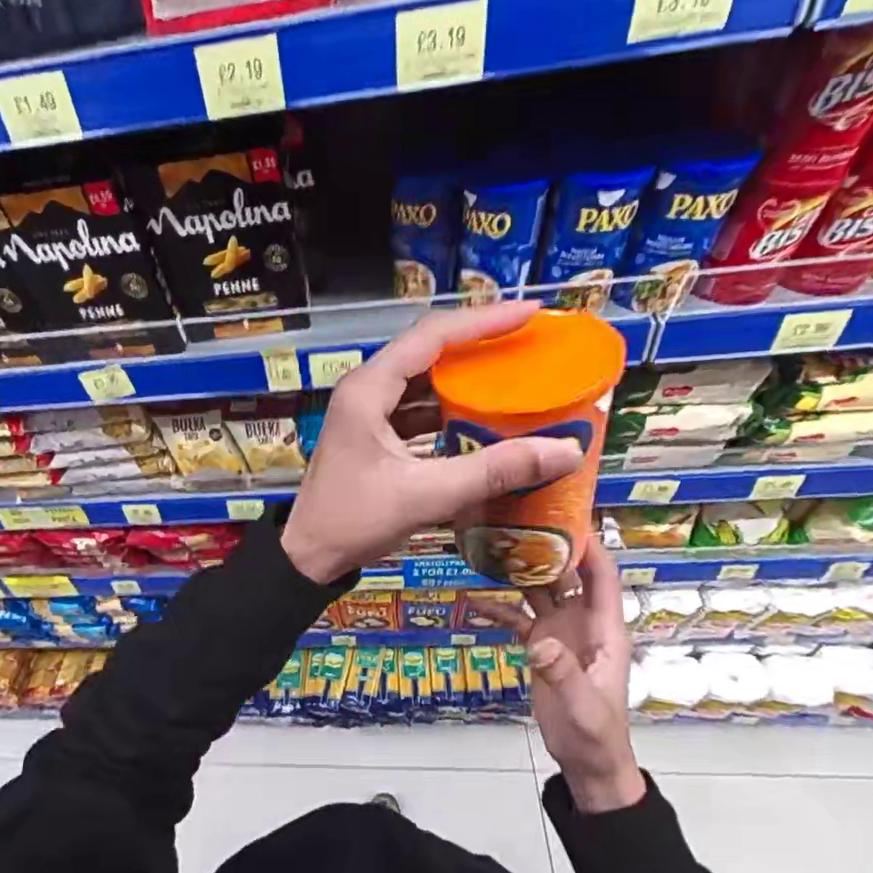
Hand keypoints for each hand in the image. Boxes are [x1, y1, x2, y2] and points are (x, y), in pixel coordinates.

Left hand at [279, 301, 584, 583]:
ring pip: (423, 381)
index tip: (530, 313)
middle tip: (527, 342)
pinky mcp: (374, 437)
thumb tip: (564, 451)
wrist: (308, 558)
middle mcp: (367, 391)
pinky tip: (480, 418)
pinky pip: (418, 411)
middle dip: (478, 344)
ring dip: (464, 378)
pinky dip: (450, 410)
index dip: (483, 320)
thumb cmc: (354, 521)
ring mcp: (368, 414)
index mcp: (369, 389)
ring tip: (511, 374)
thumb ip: (493, 471)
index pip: (432, 336)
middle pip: (429, 352)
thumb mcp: (427, 495)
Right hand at [474, 539, 644, 812]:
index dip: (590, 547)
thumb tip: (538, 643)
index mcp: (605, 629)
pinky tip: (476, 602)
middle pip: (569, 575)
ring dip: (521, 573)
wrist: (586, 761)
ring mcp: (562, 632)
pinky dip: (501, 610)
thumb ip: (563, 674)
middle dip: (549, 549)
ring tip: (493, 549)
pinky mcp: (542, 647)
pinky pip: (520, 620)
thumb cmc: (595, 734)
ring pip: (542, 591)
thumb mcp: (583, 707)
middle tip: (519, 521)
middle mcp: (584, 621)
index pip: (603, 577)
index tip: (567, 520)